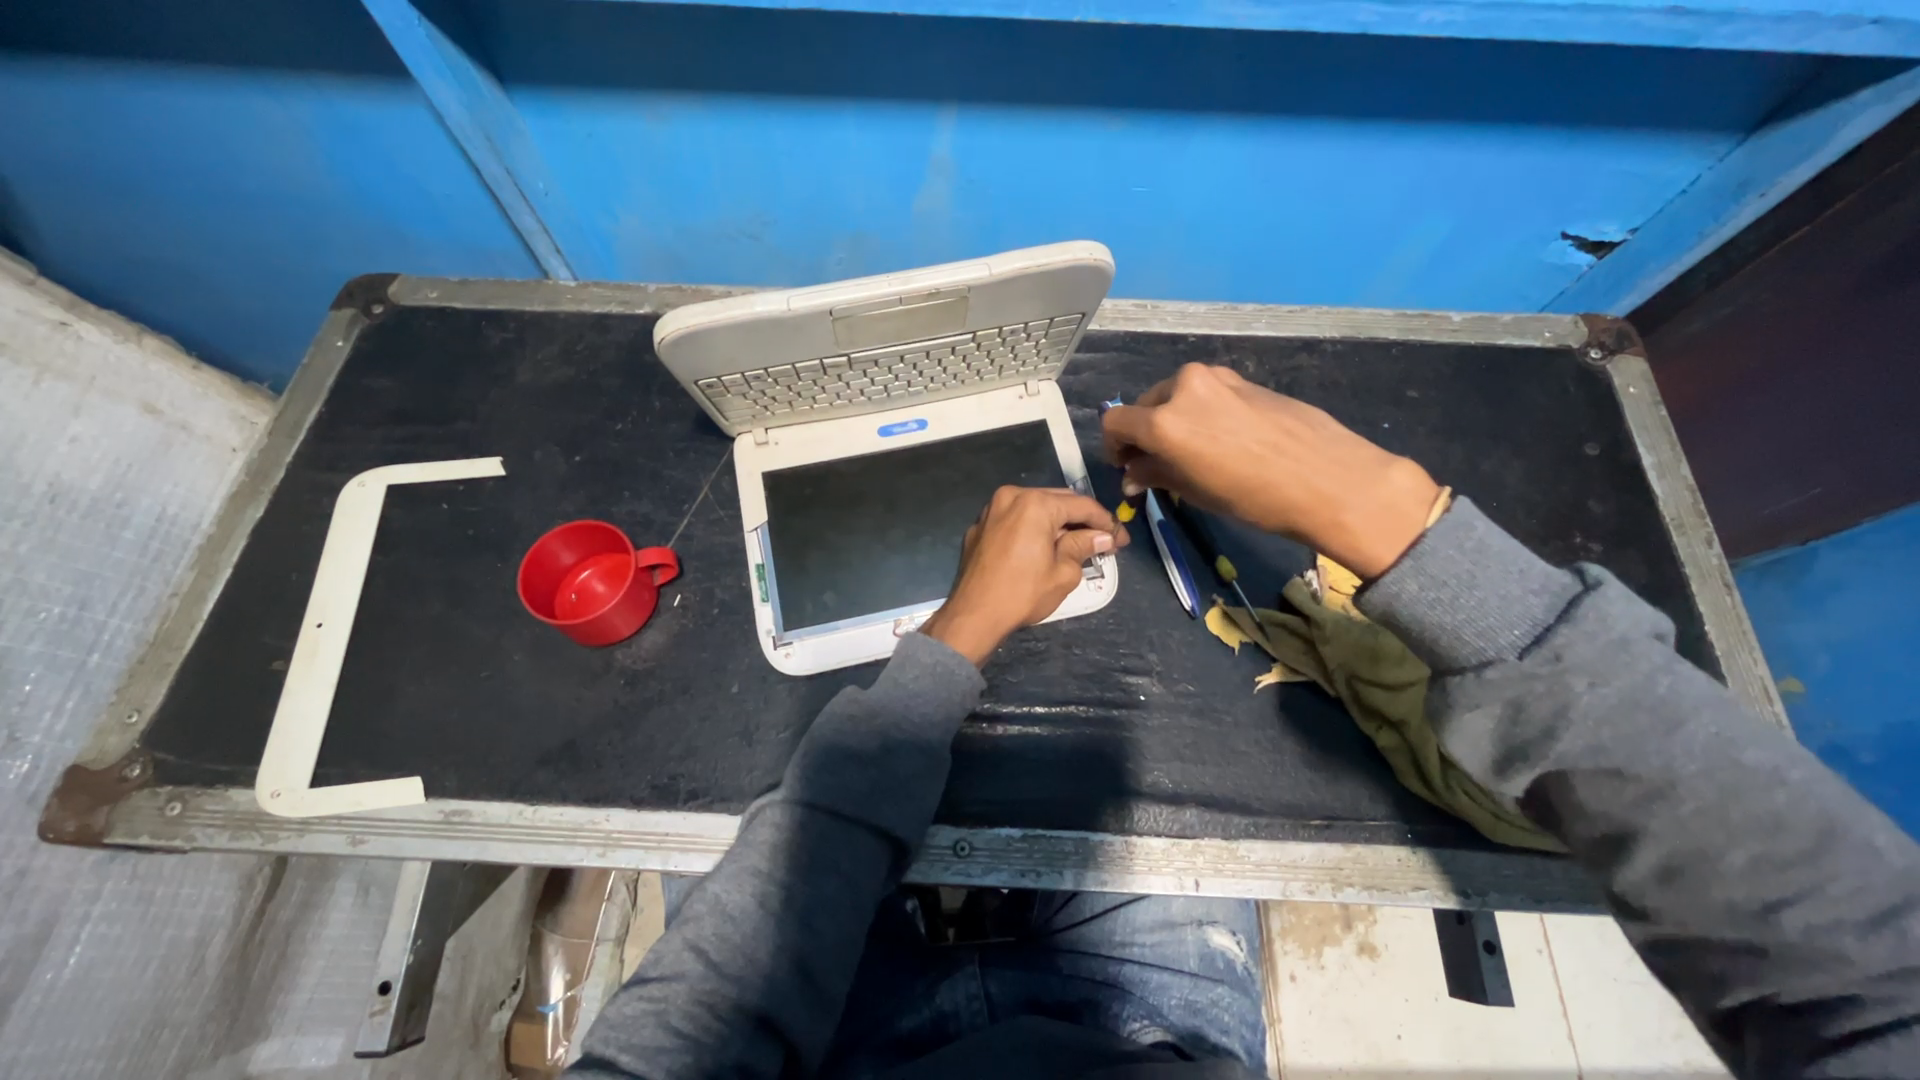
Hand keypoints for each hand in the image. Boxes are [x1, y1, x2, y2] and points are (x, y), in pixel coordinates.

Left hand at [920, 486, 1128, 665]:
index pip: (1081, 505)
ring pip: (1034, 509)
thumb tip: (1102, 538)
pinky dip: (1032, 529)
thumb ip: (1083, 547)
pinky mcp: (979, 528)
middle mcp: (1011, 497)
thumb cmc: (1022, 594)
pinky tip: (1044, 547)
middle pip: (1057, 501)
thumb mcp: (1063, 573)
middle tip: (1104, 541)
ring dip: (1057, 523)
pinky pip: (1014, 520)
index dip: (1106, 522)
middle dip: (1081, 520)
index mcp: (1034, 504)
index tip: (1122, 539)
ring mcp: (990, 511)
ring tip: (1077, 544)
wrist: (973, 616)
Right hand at [1101, 363, 1440, 578]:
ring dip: (1174, 420)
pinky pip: (1206, 393)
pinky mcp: (1244, 379)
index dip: (1114, 446)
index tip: (1126, 465)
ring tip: (1194, 452)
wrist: (1328, 478)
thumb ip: (1156, 474)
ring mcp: (1217, 378)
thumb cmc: (1254, 496)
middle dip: (1145, 432)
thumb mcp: (1195, 491)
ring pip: (1176, 395)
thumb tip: (1133, 473)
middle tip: (1158, 463)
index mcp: (1163, 421)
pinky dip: (1201, 412)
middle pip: (1145, 405)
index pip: (1115, 422)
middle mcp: (1183, 388)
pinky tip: (1225, 440)